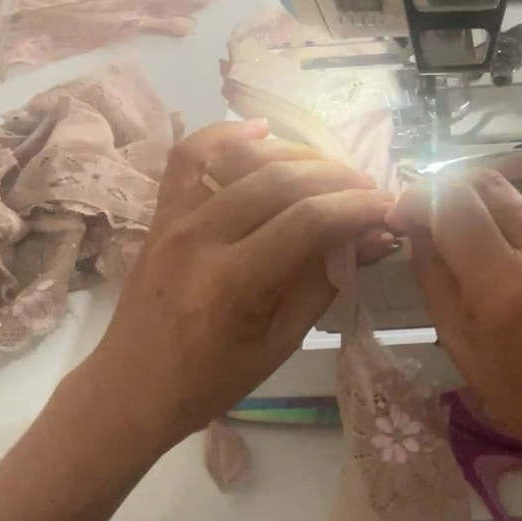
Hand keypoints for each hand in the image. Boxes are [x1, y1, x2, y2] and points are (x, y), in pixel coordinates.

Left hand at [76, 120, 392, 450]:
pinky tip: (265, 131)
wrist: (130, 390)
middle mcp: (198, 238)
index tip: (390, 208)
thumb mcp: (282, 341)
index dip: (358, 207)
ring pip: (244, 159)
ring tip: (334, 172)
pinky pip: (192, 155)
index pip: (309, 221)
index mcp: (230, 283)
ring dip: (300, 156)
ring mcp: (174, 219)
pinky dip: (229, 134)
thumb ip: (328, 280)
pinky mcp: (162, 212)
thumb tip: (377, 236)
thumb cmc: (212, 380)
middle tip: (371, 190)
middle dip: (338, 178)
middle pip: (281, 180)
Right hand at [390, 170, 521, 467]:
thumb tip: (414, 220)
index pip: (453, 203)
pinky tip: (507, 258)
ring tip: (467, 241)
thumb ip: (431, 271)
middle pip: (483, 183)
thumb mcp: (456, 339)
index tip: (400, 214)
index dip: (418, 197)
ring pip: (511, 196)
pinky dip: (511, 226)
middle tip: (425, 214)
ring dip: (479, 208)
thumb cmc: (518, 390)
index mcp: (506, 287)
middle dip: (445, 189)